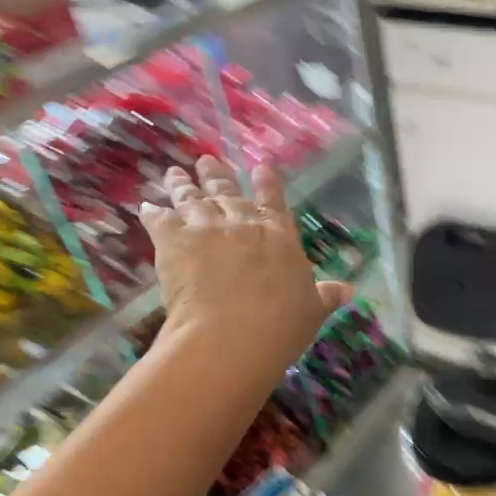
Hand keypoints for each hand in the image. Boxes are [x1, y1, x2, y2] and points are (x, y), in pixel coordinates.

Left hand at [139, 156, 351, 372]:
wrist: (232, 334)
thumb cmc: (280, 325)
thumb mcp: (312, 310)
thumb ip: (325, 295)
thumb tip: (348, 290)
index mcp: (279, 235)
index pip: (273, 202)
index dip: (267, 184)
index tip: (260, 167)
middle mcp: (243, 222)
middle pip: (227, 192)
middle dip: (217, 175)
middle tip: (206, 161)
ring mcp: (206, 226)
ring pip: (192, 198)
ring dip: (182, 185)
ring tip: (174, 173)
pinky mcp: (173, 239)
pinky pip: (159, 218)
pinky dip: (153, 212)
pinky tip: (147, 206)